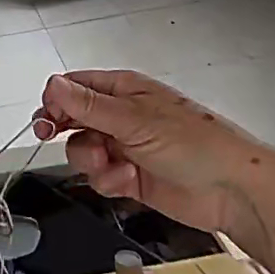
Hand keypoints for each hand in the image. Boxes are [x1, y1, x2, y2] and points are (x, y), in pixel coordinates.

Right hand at [35, 70, 269, 236]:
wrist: (228, 190)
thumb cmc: (193, 142)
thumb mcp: (134, 120)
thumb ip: (89, 106)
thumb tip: (53, 84)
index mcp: (124, 89)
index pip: (76, 87)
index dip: (56, 101)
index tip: (46, 120)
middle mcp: (122, 115)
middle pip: (74, 120)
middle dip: (68, 133)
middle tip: (57, 139)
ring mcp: (125, 146)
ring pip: (83, 151)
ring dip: (92, 162)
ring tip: (114, 166)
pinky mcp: (130, 177)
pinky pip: (100, 177)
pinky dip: (109, 182)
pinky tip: (129, 182)